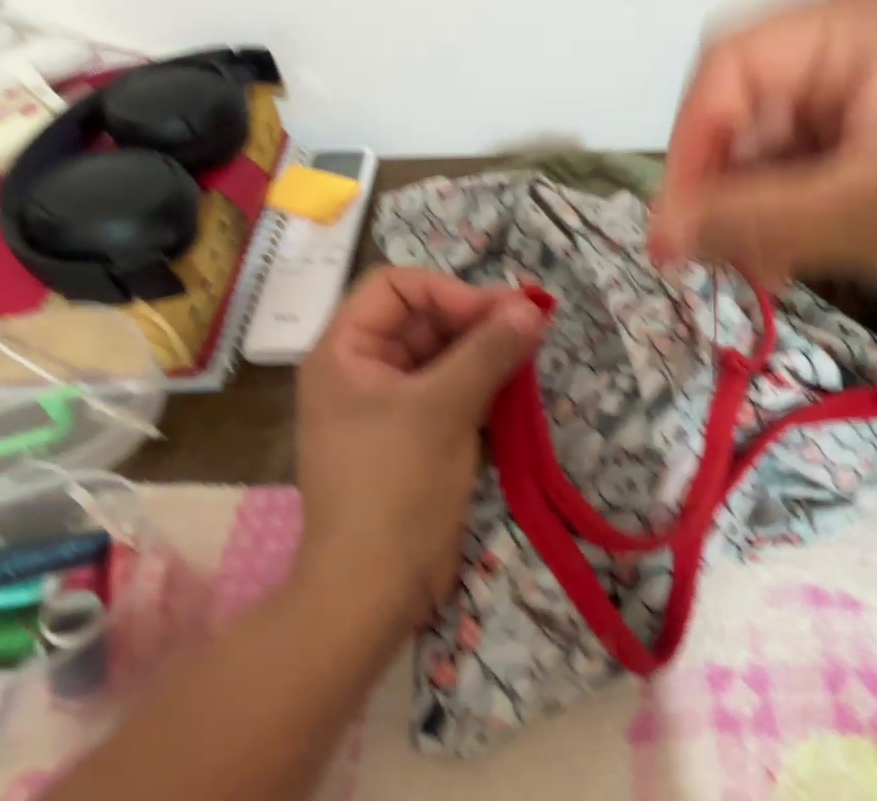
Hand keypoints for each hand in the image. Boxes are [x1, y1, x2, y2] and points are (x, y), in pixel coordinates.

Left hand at [294, 267, 544, 619]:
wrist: (371, 589)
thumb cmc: (395, 486)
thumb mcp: (443, 409)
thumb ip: (488, 351)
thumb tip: (532, 307)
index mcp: (344, 351)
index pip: (395, 287)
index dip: (449, 291)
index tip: (501, 313)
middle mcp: (361, 370)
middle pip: (422, 320)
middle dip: (475, 320)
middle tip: (532, 328)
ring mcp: (387, 407)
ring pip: (442, 357)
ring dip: (485, 354)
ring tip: (530, 358)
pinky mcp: (413, 439)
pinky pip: (450, 394)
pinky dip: (482, 388)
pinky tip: (516, 393)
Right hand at [651, 0, 876, 327]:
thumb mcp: (873, 214)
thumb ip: (755, 218)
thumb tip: (658, 235)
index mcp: (866, 18)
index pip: (733, 62)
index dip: (690, 145)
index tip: (674, 235)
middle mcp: (868, 36)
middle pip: (752, 102)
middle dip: (728, 184)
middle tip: (718, 264)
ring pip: (780, 140)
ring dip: (759, 206)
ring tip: (765, 271)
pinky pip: (817, 163)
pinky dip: (795, 211)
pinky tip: (795, 257)